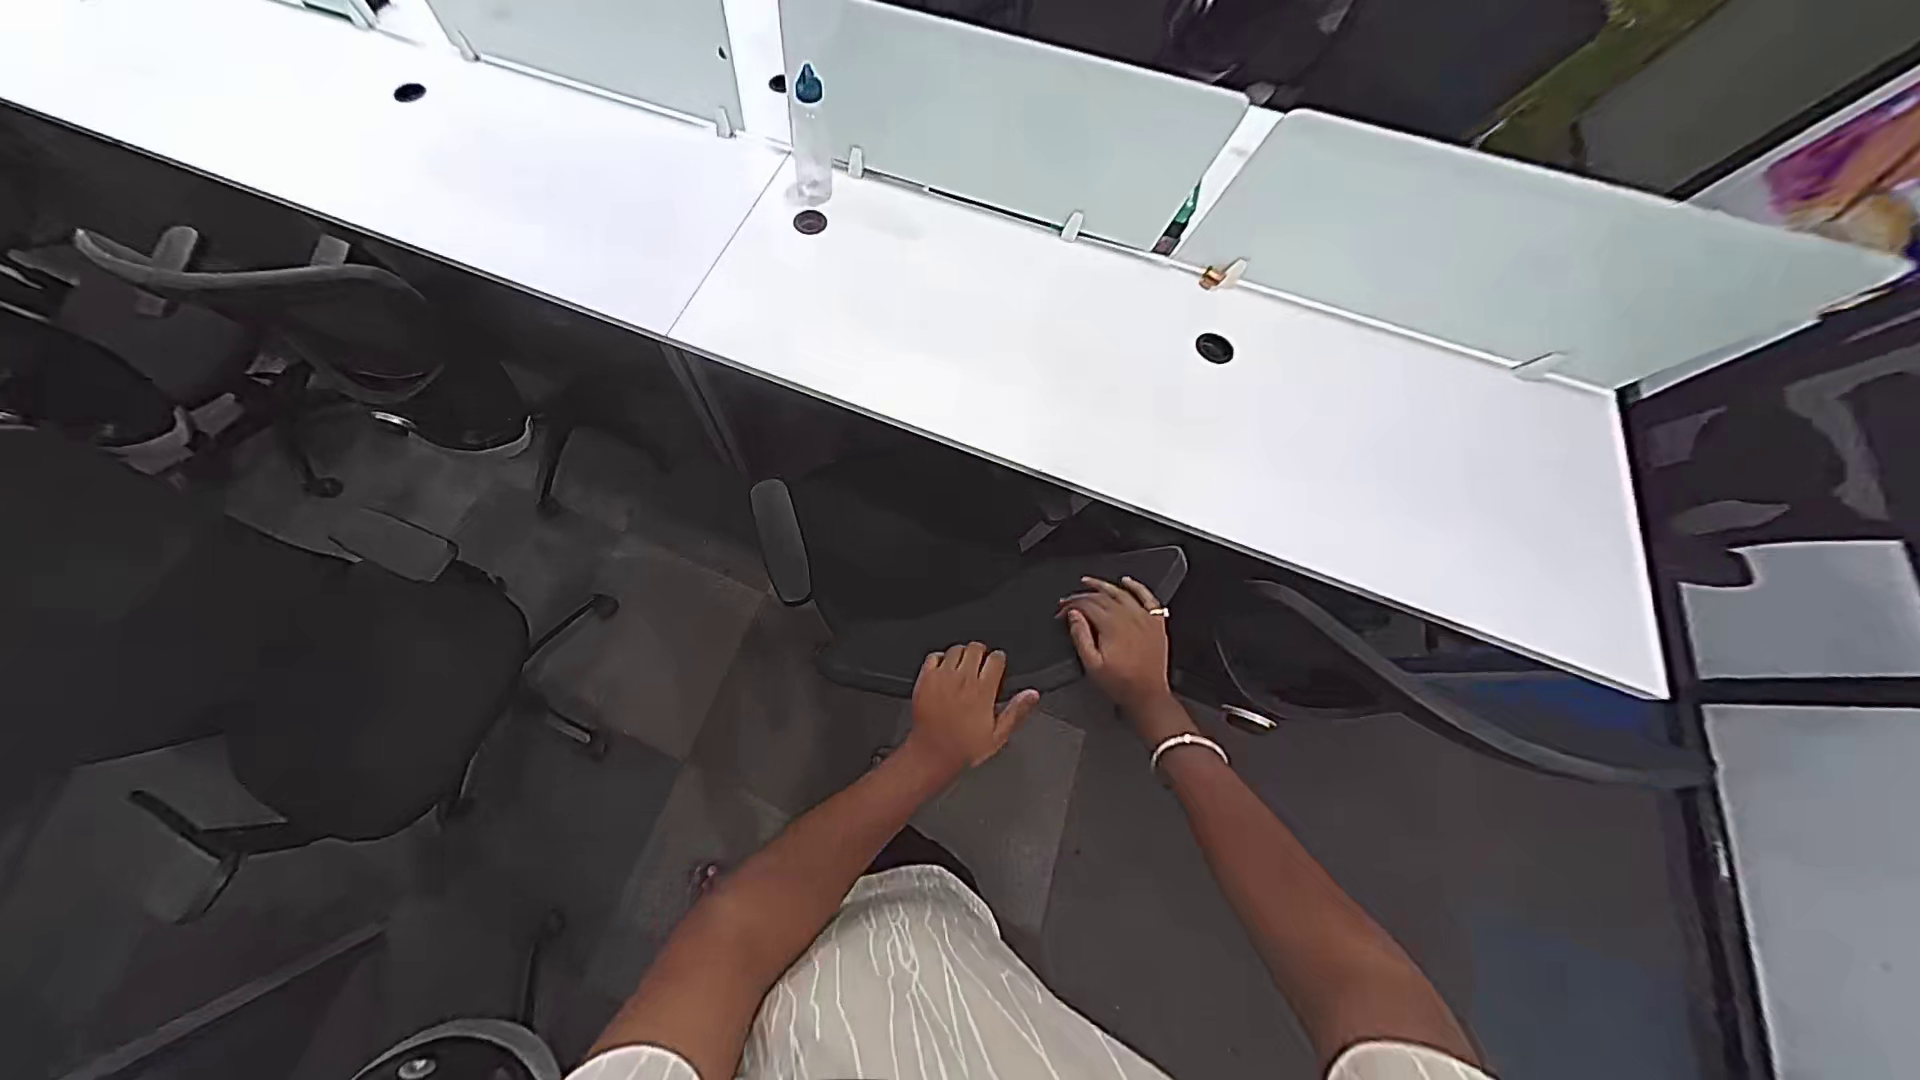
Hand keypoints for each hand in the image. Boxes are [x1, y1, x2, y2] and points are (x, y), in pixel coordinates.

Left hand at [906, 641, 1040, 773]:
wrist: (931, 754)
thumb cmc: (963, 748)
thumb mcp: (997, 735)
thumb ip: (1017, 711)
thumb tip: (1032, 695)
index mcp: (983, 691)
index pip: (996, 658)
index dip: (999, 659)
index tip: (997, 664)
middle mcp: (963, 680)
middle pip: (976, 648)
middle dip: (981, 652)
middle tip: (980, 662)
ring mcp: (942, 678)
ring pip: (955, 649)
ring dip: (961, 654)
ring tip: (963, 665)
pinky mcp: (925, 679)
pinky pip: (933, 656)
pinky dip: (939, 658)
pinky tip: (943, 669)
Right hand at [1058, 576, 1183, 728]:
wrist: (1147, 695)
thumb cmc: (1120, 683)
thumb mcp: (1091, 664)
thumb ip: (1080, 636)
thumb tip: (1073, 615)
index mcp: (1112, 625)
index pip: (1087, 605)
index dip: (1071, 605)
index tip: (1062, 610)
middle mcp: (1129, 617)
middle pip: (1102, 597)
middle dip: (1082, 596)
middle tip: (1069, 600)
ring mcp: (1144, 618)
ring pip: (1121, 592)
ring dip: (1103, 585)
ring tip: (1089, 582)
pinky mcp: (1155, 622)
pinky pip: (1147, 597)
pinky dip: (1136, 586)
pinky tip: (1126, 581)